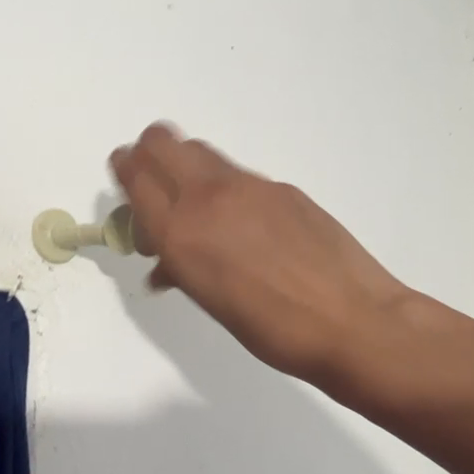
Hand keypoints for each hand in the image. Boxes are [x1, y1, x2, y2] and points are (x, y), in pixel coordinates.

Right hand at [110, 123, 423, 387]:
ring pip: (200, 152)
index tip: (122, 175)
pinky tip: (244, 225)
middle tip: (152, 182)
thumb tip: (165, 264)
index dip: (123, 169)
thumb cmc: (272, 330)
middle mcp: (209, 197)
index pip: (135, 176)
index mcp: (181, 233)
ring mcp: (250, 187)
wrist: (352, 321)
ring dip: (185, 167)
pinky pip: (237, 175)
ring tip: (198, 206)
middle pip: (162, 142)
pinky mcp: (283, 189)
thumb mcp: (212, 304)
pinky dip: (223, 188)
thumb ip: (182, 270)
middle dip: (147, 154)